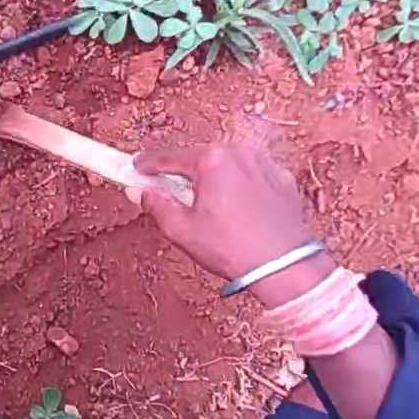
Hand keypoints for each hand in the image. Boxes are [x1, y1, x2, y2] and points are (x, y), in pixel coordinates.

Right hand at [134, 144, 333, 306]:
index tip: (135, 167)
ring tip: (203, 206)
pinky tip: (232, 210)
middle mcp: (240, 153)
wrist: (283, 265)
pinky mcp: (281, 178)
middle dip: (182, 174)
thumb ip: (157, 205)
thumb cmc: (232, 248)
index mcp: (213, 160)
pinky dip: (236, 186)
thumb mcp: (181, 229)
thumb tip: (140, 192)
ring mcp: (264, 164)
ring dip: (211, 179)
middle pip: (200, 158)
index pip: (169, 157)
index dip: (147, 164)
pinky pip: (249, 175)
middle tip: (167, 191)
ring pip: (226, 165)